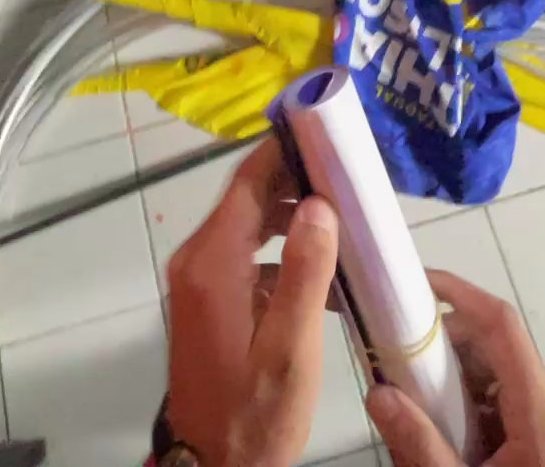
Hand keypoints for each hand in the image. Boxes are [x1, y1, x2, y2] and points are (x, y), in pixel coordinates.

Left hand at [165, 140, 341, 466]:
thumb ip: (305, 274)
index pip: (248, 182)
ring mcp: (201, 278)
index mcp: (213, 261)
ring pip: (249, 224)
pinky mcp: (210, 297)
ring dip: (291, 214)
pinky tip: (321, 268)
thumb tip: (318, 203)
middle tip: (346, 172)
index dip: (283, 150)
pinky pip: (247, 253)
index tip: (322, 131)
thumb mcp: (289, 350)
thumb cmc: (255, 413)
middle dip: (295, 179)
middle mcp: (199, 258)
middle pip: (249, 197)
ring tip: (343, 214)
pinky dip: (282, 248)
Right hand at [366, 270, 544, 466]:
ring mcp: (543, 430)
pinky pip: (494, 407)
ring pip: (490, 377)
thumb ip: (420, 447)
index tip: (414, 284)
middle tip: (392, 355)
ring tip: (407, 398)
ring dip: (447, 376)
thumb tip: (376, 392)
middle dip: (440, 342)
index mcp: (537, 411)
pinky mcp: (536, 450)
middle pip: (491, 347)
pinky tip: (434, 435)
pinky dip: (461, 406)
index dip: (460, 292)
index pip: (501, 325)